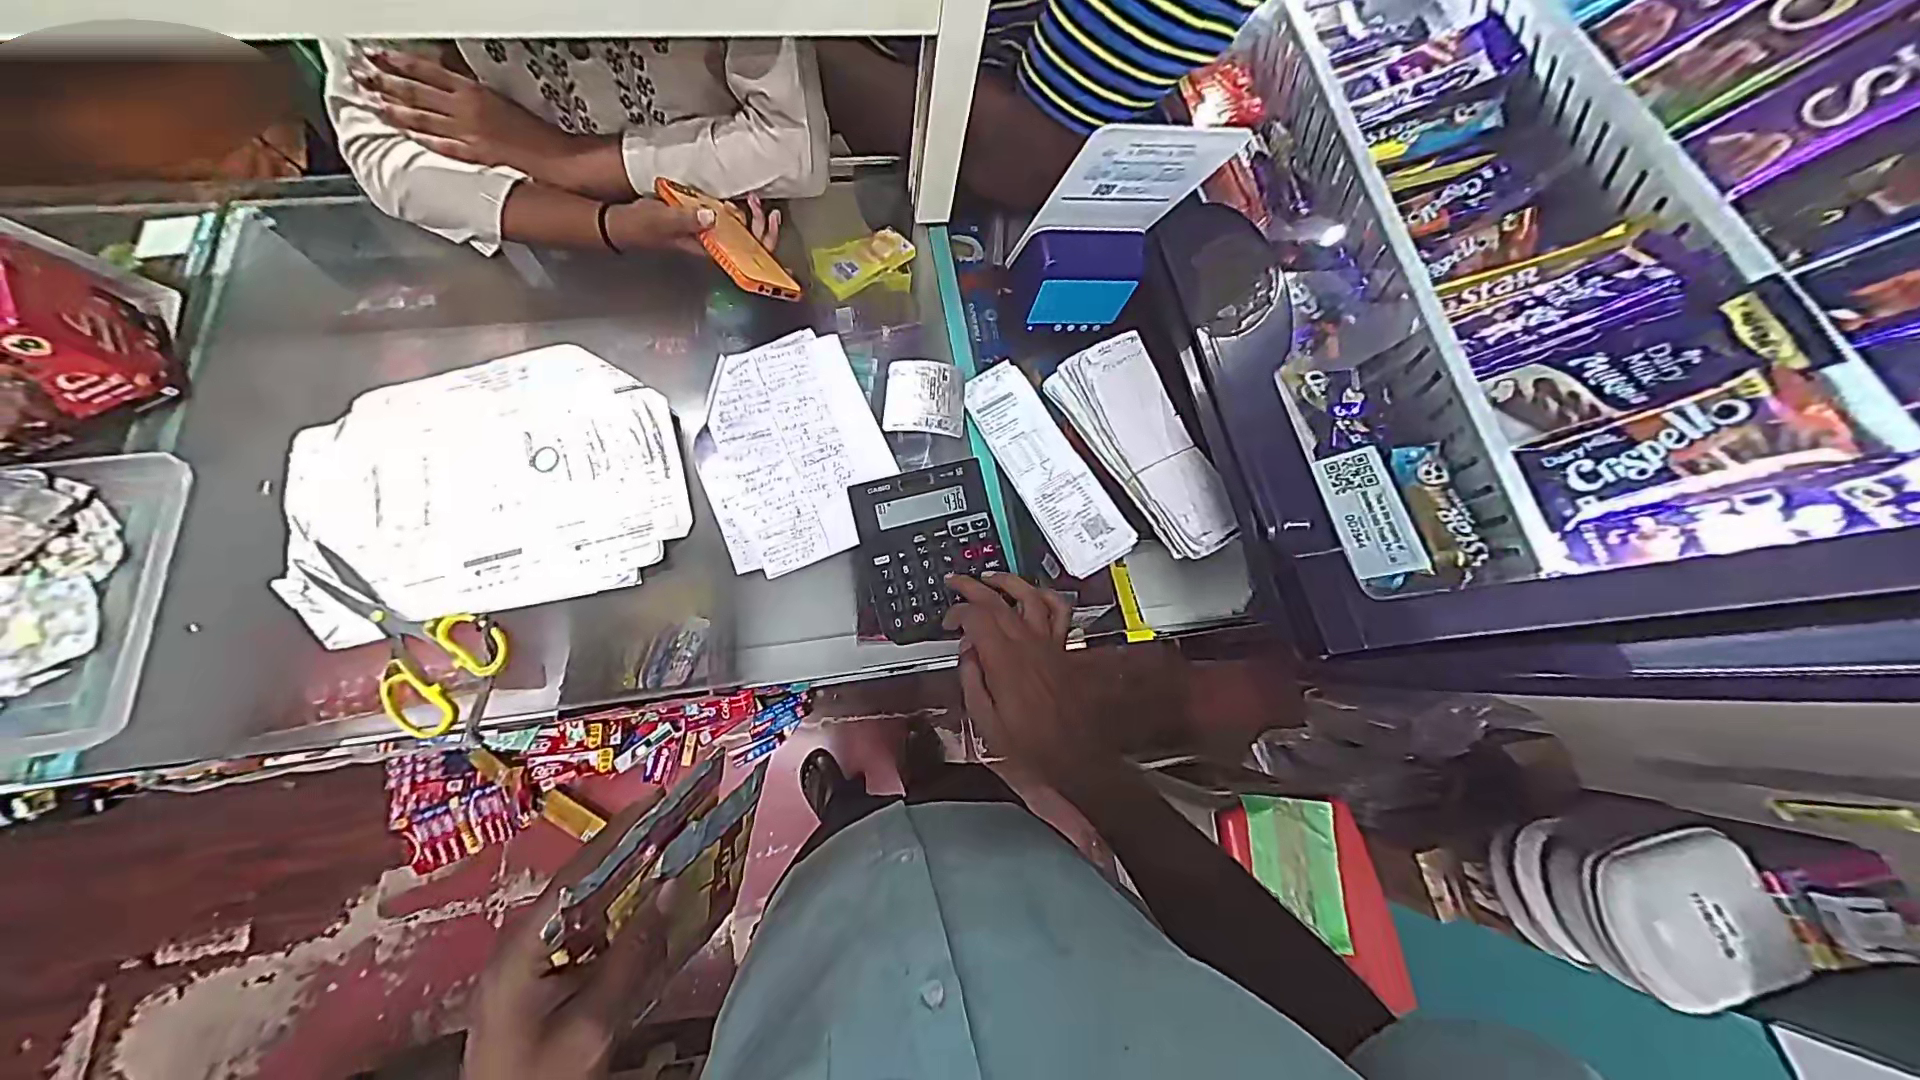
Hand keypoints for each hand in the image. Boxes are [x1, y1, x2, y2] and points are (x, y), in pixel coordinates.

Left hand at [353, 51, 579, 180]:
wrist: (559, 159)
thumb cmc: (539, 133)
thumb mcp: (505, 102)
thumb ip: (476, 95)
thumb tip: (454, 85)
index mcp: (475, 91)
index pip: (426, 70)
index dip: (397, 61)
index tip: (376, 55)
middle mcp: (466, 109)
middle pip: (417, 90)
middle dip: (384, 81)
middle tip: (360, 74)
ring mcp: (470, 133)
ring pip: (423, 116)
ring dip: (394, 108)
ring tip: (373, 102)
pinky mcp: (477, 155)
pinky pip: (442, 145)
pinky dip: (421, 137)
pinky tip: (405, 133)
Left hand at [462, 793, 675, 1079]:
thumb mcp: (593, 1024)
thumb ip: (632, 954)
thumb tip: (669, 886)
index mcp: (520, 951)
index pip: (573, 876)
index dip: (616, 836)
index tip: (653, 803)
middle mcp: (518, 943)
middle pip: (577, 877)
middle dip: (624, 842)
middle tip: (668, 812)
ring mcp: (525, 956)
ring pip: (580, 895)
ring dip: (622, 866)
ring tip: (664, 839)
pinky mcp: (537, 970)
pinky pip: (582, 919)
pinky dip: (615, 897)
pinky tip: (643, 890)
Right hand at [612, 192, 779, 257]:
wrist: (625, 221)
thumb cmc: (643, 227)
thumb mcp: (664, 221)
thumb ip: (688, 220)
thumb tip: (711, 216)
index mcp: (712, 251)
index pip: (747, 254)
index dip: (765, 244)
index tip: (772, 225)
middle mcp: (716, 246)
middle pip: (751, 242)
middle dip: (761, 225)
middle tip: (761, 205)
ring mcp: (711, 234)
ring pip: (743, 230)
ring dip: (752, 216)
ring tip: (754, 200)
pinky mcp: (704, 222)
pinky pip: (728, 219)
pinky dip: (736, 210)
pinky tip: (740, 201)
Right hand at [942, 574, 1103, 790]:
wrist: (1073, 758)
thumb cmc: (1029, 746)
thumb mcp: (986, 721)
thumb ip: (972, 681)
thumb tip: (966, 653)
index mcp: (1004, 662)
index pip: (976, 618)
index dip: (957, 613)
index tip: (948, 623)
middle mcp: (1028, 645)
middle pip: (998, 601)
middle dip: (972, 587)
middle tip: (955, 582)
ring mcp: (1048, 644)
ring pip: (1029, 596)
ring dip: (1007, 582)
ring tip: (990, 577)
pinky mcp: (1062, 649)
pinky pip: (1059, 612)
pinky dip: (1046, 596)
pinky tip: (1034, 592)